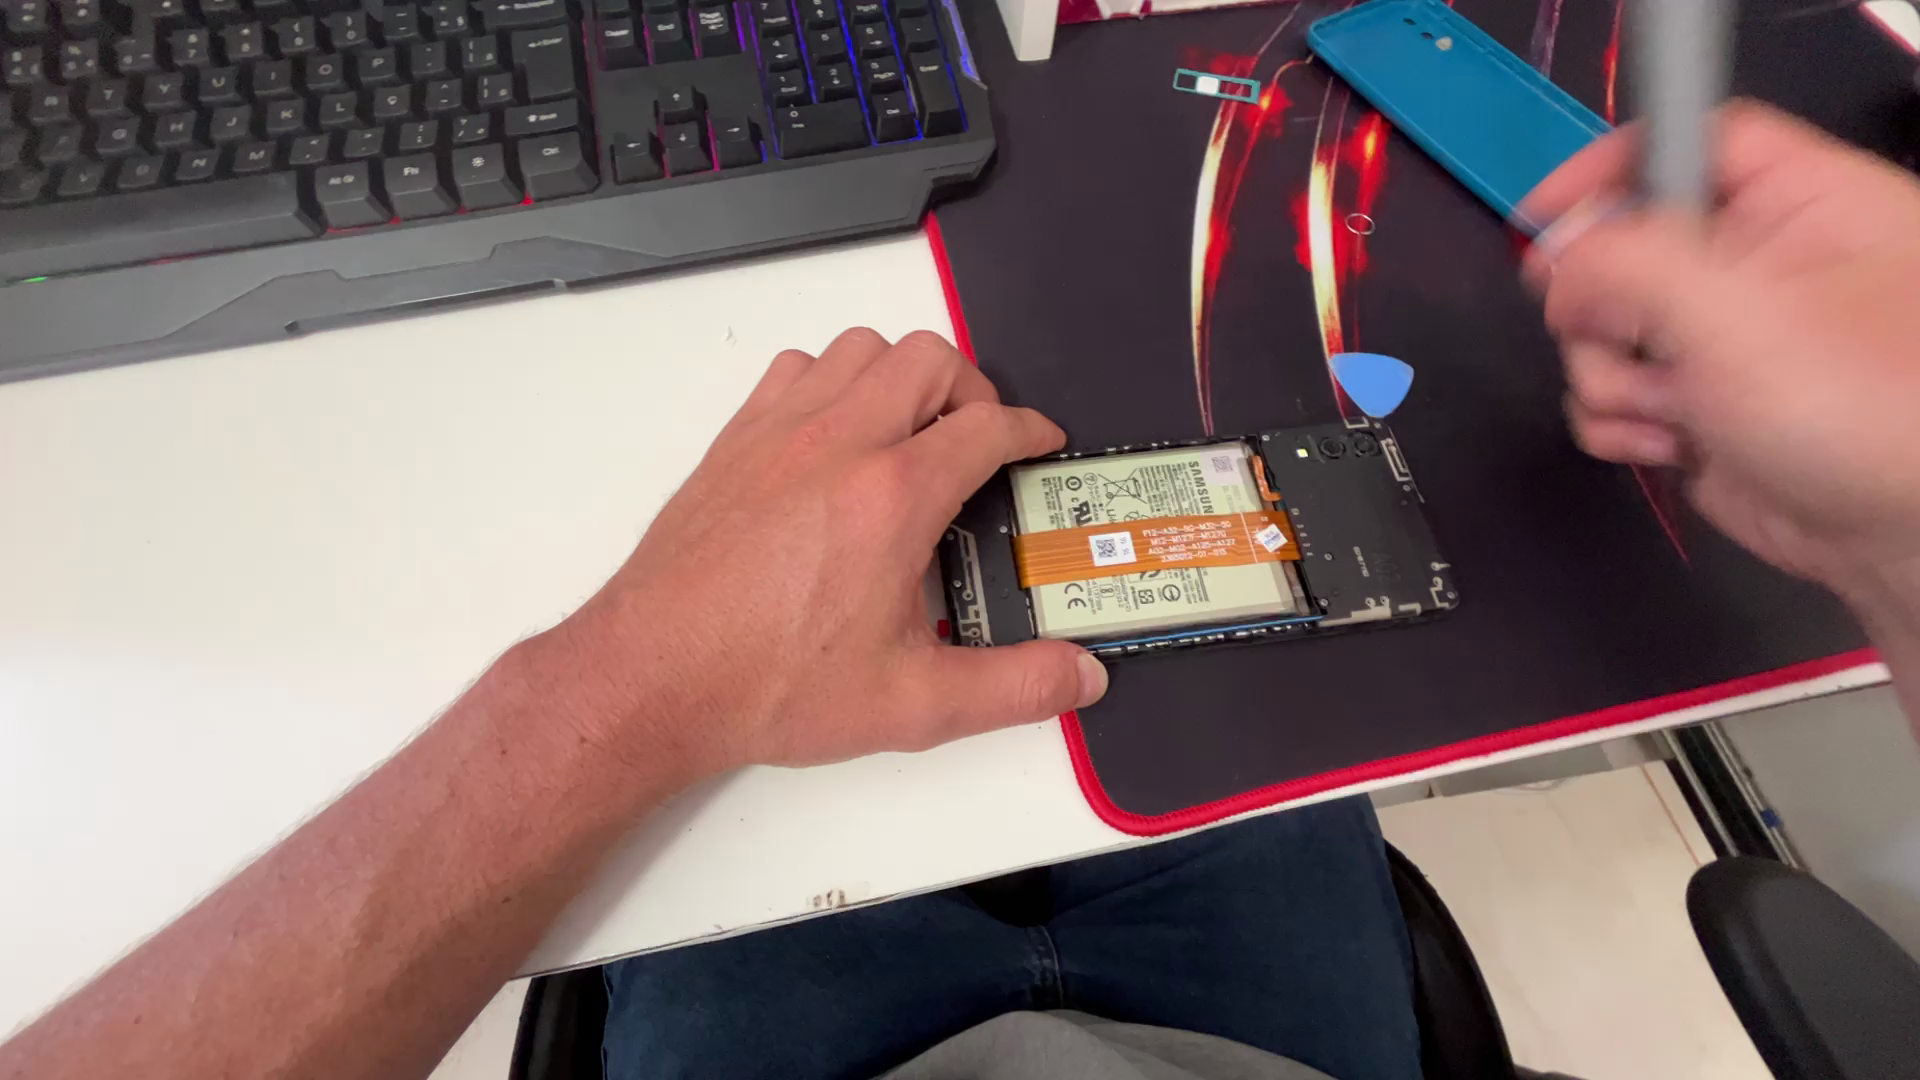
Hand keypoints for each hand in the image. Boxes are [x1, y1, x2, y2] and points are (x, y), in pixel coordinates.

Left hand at [535, 328, 1107, 782]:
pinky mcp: (737, 439)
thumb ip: (1013, 688)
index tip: (1041, 443)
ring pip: (863, 348)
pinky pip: (799, 368)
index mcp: (894, 495)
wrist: (652, 676)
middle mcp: (840, 442)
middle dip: (973, 388)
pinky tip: (838, 433)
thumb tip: (1081, 677)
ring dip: (903, 375)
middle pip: (930, 359)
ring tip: (914, 428)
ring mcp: (781, 431)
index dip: (1030, 429)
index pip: (988, 426)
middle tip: (980, 438)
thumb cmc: (772, 684)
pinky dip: (836, 380)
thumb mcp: (914, 704)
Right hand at [1520, 101, 1919, 603]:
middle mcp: (1747, 270)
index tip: (1541, 215)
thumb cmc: (1877, 420)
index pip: (1684, 146)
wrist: (1894, 533)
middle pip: (1610, 257)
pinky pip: (1597, 395)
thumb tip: (1558, 246)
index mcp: (1797, 212)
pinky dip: (1618, 424)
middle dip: (1600, 316)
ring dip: (1614, 382)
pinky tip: (1674, 438)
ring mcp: (1707, 338)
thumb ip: (1633, 262)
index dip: (1606, 172)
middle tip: (1645, 339)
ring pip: (1593, 338)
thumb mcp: (1741, 316)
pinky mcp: (1678, 397)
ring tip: (1681, 407)